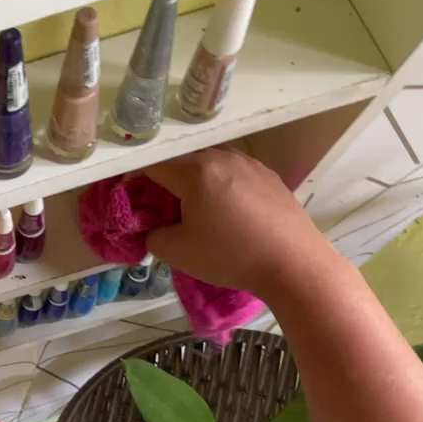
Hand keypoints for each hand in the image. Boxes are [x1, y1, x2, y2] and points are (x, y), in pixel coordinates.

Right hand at [140, 147, 340, 296]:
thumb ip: (152, 235)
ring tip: (195, 215)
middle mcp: (222, 158)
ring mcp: (249, 164)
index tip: (129, 201)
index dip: (134, 182)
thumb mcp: (177, 252)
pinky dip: (219, 189)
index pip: (151, 165)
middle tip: (160, 213)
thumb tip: (152, 228)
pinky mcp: (268, 176)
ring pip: (208, 168)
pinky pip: (232, 175)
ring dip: (193, 185)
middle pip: (181, 163)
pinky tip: (226, 216)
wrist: (293, 263)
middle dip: (164, 184)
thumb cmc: (230, 256)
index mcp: (196, 172)